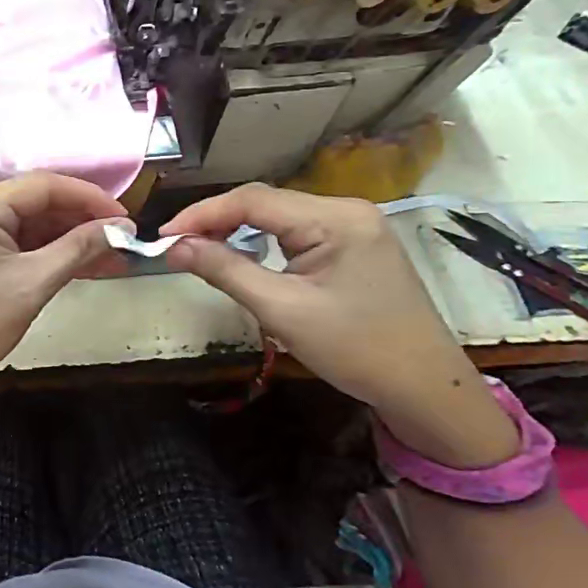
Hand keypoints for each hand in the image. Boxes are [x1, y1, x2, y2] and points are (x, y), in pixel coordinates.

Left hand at [0, 173, 129, 407]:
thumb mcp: (33, 284)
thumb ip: (78, 248)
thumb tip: (121, 229)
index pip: (44, 186)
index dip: (90, 199)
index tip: (128, 219)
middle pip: (38, 203)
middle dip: (83, 222)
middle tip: (125, 241)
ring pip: (32, 225)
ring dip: (71, 240)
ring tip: (115, 257)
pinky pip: (19, 244)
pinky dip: (50, 254)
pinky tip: (86, 265)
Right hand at [161, 184, 518, 467]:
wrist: (424, 387)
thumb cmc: (355, 349)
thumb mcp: (282, 310)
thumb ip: (225, 270)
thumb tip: (175, 247)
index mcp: (335, 218)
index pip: (253, 200)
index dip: (202, 214)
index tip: (163, 237)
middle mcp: (347, 209)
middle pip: (266, 203)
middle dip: (217, 221)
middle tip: (177, 247)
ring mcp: (355, 226)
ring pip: (280, 217)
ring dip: (238, 230)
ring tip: (201, 250)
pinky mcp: (356, 245)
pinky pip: (298, 233)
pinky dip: (264, 242)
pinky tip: (244, 255)